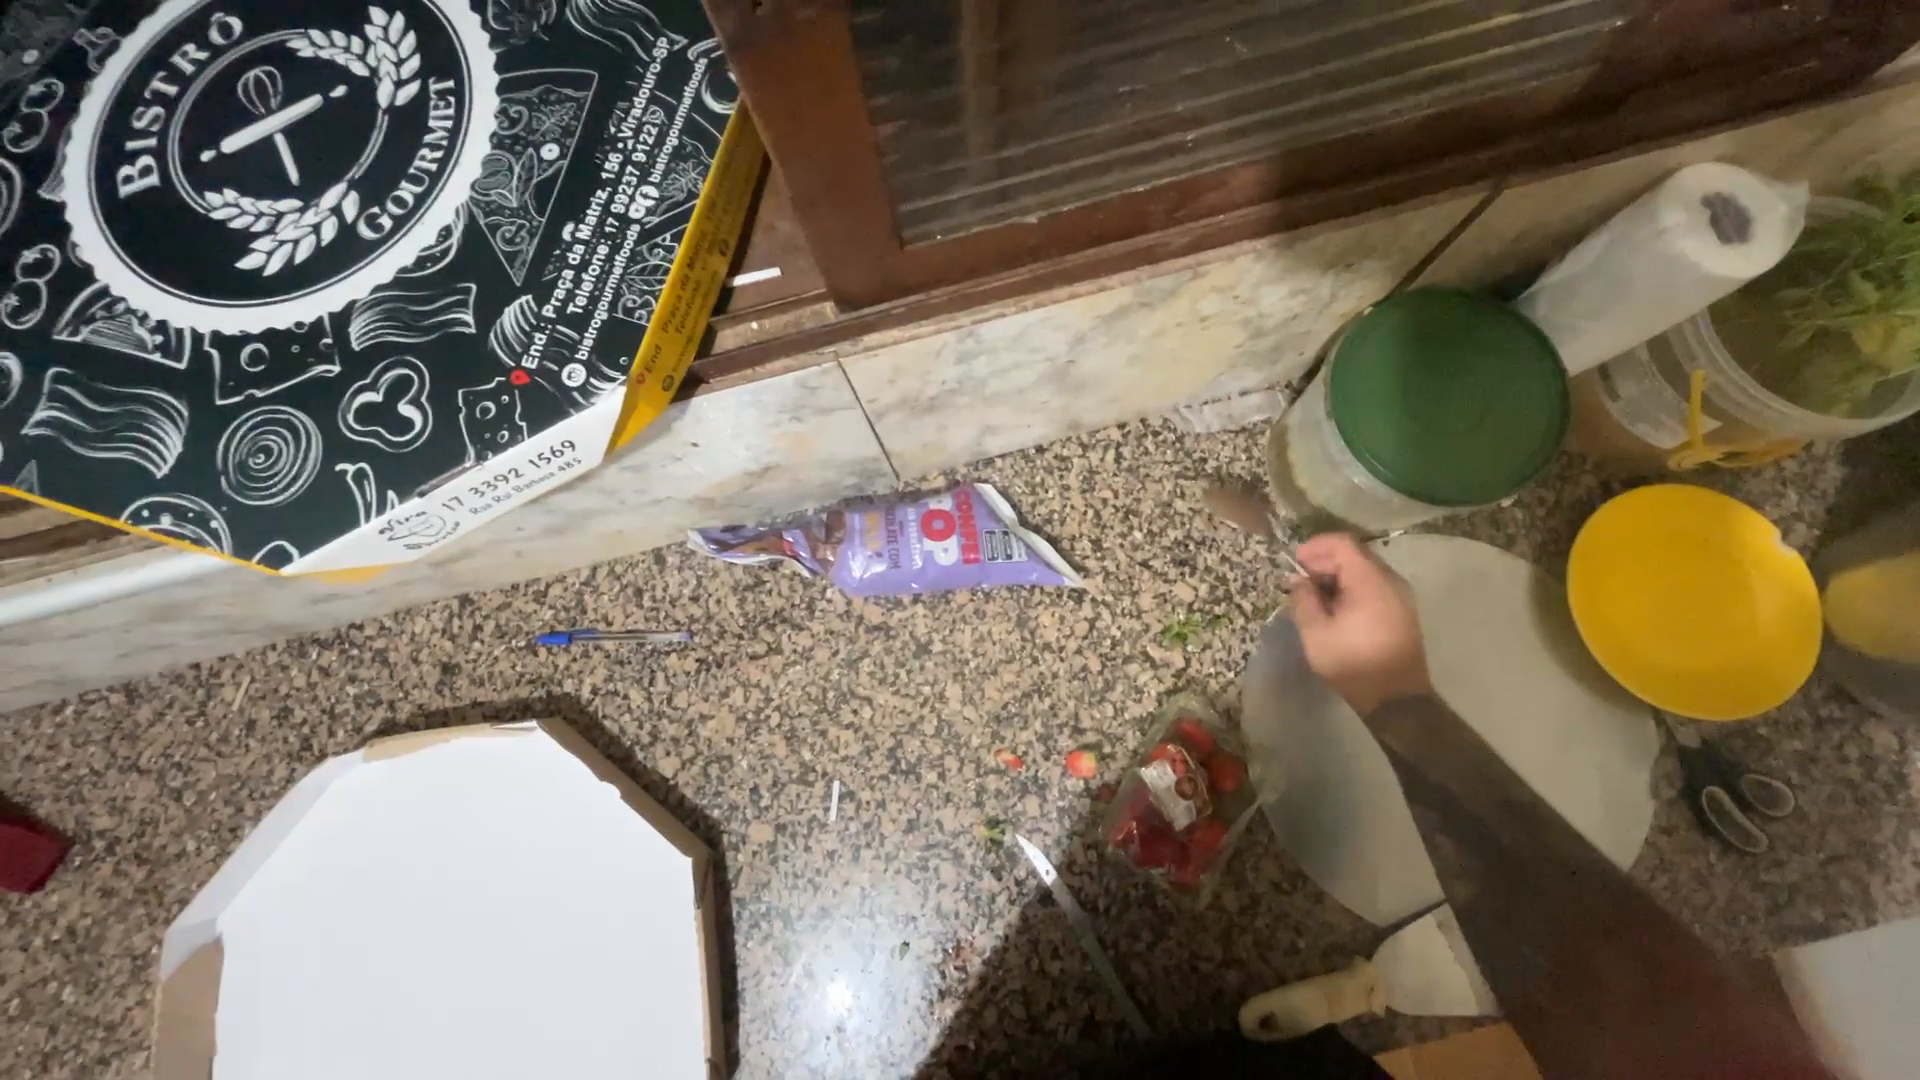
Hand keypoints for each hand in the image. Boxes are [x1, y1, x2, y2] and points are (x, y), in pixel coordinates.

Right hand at [1289, 533, 1433, 716]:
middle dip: (1325, 561)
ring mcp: (1400, 595)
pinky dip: (1352, 586)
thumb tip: (1297, 580)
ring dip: (1338, 575)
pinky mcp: (1402, 610)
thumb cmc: (1352, 662)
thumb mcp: (1316, 632)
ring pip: (1365, 570)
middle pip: (1356, 554)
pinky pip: (1374, 585)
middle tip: (1301, 579)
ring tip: (1315, 594)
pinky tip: (1336, 606)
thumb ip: (1304, 599)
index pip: (1343, 543)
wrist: (1395, 698)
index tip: (1295, 561)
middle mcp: (1390, 581)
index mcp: (1370, 582)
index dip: (1316, 546)